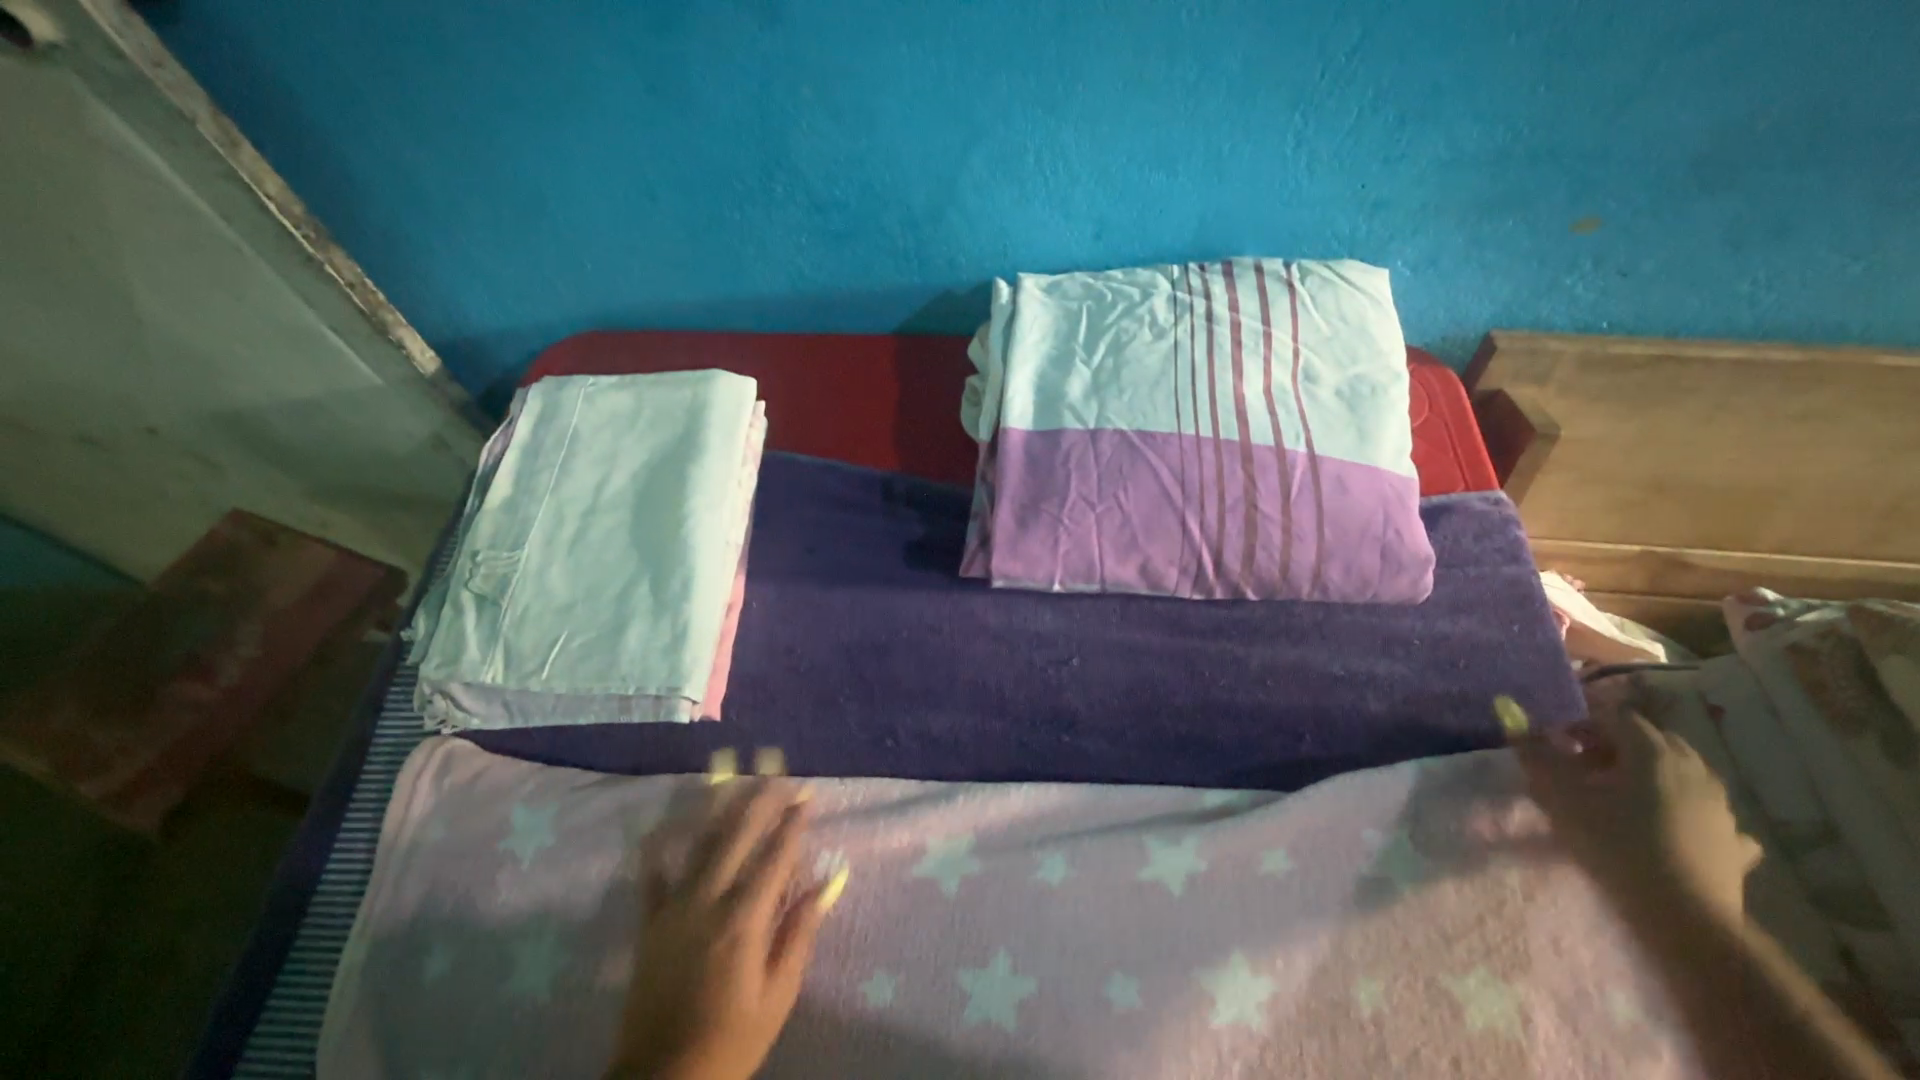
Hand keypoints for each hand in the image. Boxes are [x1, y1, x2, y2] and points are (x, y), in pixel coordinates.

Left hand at [609, 779, 839, 1079]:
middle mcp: (707, 902)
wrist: (662, 1079)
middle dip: (759, 799)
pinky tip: (663, 823)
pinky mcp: (649, 924)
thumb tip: (828, 881)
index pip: (774, 857)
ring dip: (718, 805)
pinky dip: (659, 847)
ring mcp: (672, 908)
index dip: (793, 823)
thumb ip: (799, 932)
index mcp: (744, 920)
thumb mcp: (778, 994)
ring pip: (698, 844)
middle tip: (776, 767)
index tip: (807, 795)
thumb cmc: (733, 1039)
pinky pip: (652, 875)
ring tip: (732, 771)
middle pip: (737, 837)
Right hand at [1516, 711, 1760, 922]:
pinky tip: (1674, 829)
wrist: (1682, 916)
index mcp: (1653, 753)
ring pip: (1683, 775)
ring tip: (1621, 800)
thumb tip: (1515, 723)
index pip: (1616, 717)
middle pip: (1652, 741)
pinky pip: (1709, 815)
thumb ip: (1536, 757)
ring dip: (1651, 777)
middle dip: (1616, 747)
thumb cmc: (1615, 846)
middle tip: (1585, 769)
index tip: (1558, 744)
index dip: (1583, 724)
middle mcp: (1694, 770)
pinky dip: (1689, 813)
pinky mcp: (1734, 843)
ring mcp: (1721, 807)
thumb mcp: (1561, 799)